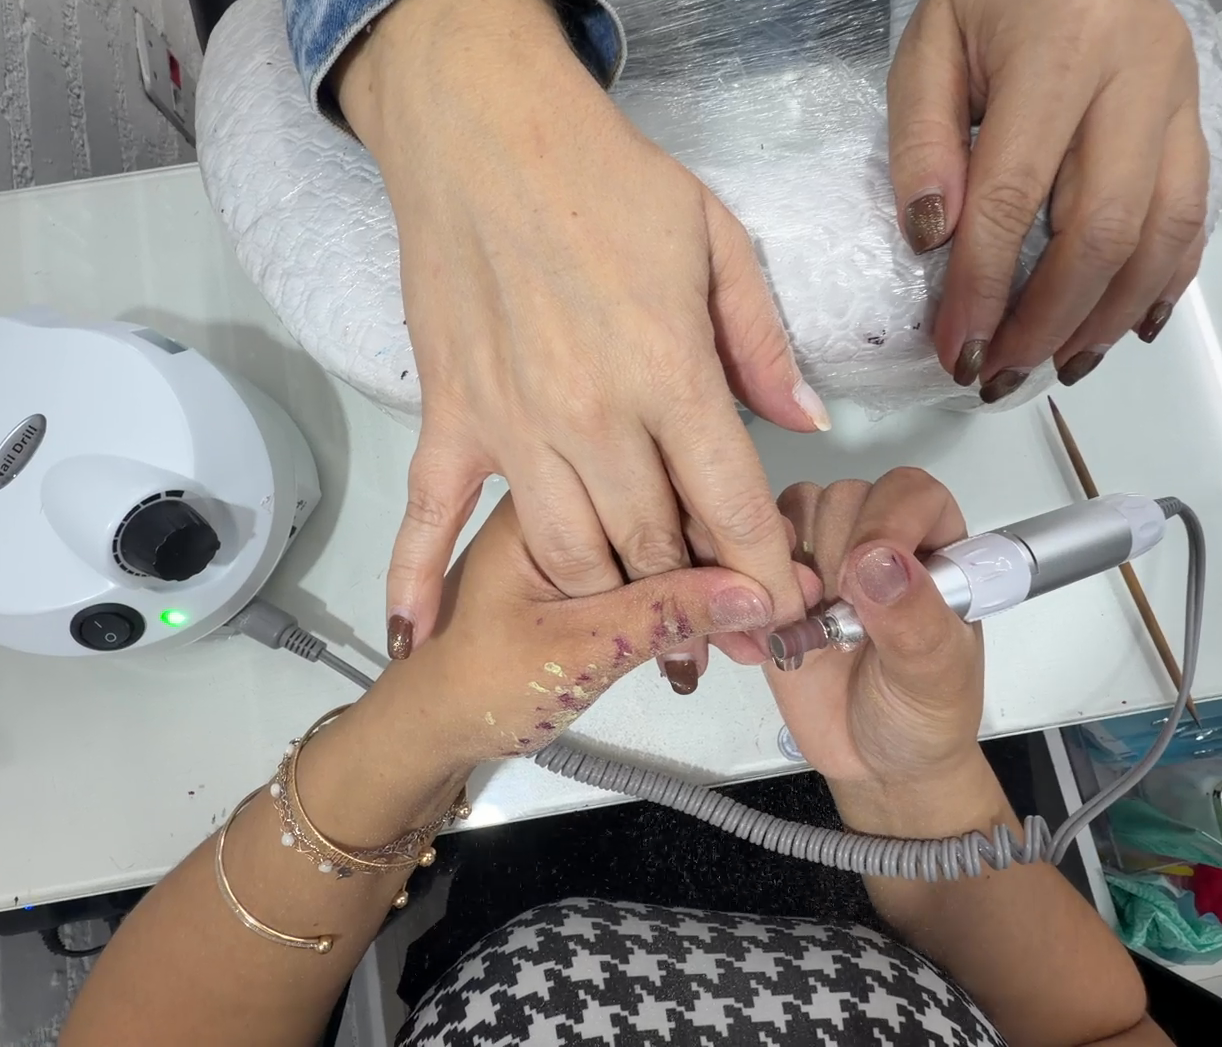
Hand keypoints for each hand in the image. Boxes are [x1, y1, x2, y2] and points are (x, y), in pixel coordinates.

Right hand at [336, 0, 823, 679]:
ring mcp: (510, 426)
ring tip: (638, 641)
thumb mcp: (717, 241)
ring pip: (565, 554)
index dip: (762, 575)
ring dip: (606, 609)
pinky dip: (420, 578)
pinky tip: (418, 635)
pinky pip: (432, 514)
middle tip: (720, 644)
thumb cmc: (609, 180)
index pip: (728, 504)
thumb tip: (808, 422)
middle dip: (695, 606)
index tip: (779, 619)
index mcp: (667, 372)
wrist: (482, 129)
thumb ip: (763, 344)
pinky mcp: (450, 418)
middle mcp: (590, 418)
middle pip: (650, 546)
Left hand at [375, 492, 779, 768]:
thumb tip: (757, 597)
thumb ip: (662, 616)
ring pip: (666, 547)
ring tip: (766, 630)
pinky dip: (687, 600)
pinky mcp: (587, 572)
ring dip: (716, 588)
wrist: (430, 725)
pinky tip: (728, 625)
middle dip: (734, 566)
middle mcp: (567, 502)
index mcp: (548, 500)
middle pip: (670, 518)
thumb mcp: (575, 651)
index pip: (657, 497)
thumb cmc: (482, 685)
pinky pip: (650, 573)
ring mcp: (578, 536)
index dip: (728, 541)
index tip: (786, 585)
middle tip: (791, 613)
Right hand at [768, 469, 997, 829]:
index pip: (907, 493)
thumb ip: (915, 622)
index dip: (883, 523)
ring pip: (788, 519)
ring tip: (801, 631)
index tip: (862, 580)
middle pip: (839, 499)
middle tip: (836, 624)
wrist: (871, 760)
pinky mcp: (775, 582)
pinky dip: (744, 590)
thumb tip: (878, 562)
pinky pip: (745, 553)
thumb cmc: (921, 716)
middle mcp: (875, 538)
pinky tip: (767, 638)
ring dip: (783, 574)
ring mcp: (820, 557)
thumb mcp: (934, 679)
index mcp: (931, 545)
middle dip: (829, 559)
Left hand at [890, 0, 1207, 398]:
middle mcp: (1138, 79)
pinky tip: (1126, 327)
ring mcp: (1179, 102)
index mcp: (1060, 53)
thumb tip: (932, 237)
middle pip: (1102, 230)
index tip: (956, 349)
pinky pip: (1194, 216)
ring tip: (1056, 366)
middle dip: (1046, 321)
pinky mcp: (1194, 123)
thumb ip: (923, 141)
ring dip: (1106, 317)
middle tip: (999, 374)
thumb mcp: (928, 51)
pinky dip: (1161, 283)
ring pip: (1162, 233)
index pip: (1014, 198)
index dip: (984, 287)